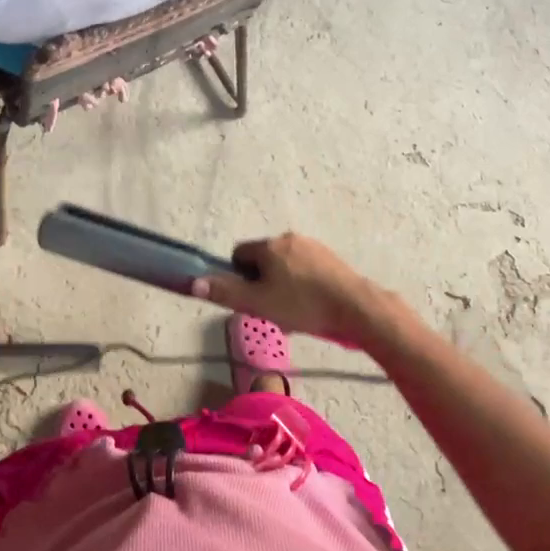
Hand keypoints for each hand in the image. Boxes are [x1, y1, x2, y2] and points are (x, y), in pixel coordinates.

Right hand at [192, 234, 400, 347]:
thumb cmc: (301, 305)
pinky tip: (311, 306)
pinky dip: (303, 285)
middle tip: (271, 309)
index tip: (250, 297)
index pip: (239, 254)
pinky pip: (305, 269)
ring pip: (285, 265)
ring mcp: (312, 246)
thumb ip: (225, 292)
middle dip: (262, 282)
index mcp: (268, 246)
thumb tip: (194, 282)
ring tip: (293, 312)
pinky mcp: (330, 258)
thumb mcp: (258, 303)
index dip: (239, 277)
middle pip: (263, 259)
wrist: (354, 306)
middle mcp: (288, 238)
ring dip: (283, 284)